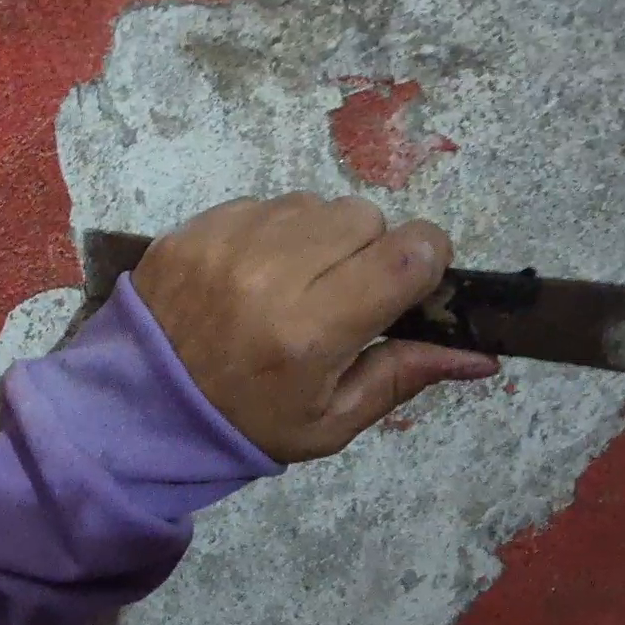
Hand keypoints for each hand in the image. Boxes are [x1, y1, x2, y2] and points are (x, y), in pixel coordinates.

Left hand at [130, 194, 498, 462]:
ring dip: (319, 235)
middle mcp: (272, 272)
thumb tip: (482, 356)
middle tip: (341, 290)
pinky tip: (251, 269)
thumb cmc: (245, 420)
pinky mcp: (194, 226)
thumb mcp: (330, 421)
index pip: (408, 254)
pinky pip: (262, 203)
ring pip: (314, 203)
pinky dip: (271, 229)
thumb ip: (403, 376)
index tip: (412, 281)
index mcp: (312, 330)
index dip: (427, 259)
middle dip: (370, 248)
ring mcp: (227, 240)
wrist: (142, 405)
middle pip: (364, 216)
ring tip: (292, 280)